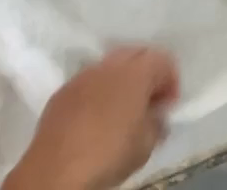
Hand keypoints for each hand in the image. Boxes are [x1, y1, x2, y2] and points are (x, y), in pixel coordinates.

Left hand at [5, 47, 180, 189]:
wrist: (55, 171)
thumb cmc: (109, 154)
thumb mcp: (147, 145)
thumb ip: (157, 122)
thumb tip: (156, 114)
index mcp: (137, 72)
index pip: (164, 60)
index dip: (171, 82)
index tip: (168, 107)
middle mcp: (110, 64)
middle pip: (137, 55)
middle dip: (147, 75)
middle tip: (149, 103)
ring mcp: (83, 75)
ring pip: (110, 66)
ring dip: (121, 81)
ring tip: (121, 110)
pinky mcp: (62, 91)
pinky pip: (88, 82)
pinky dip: (98, 92)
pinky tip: (95, 117)